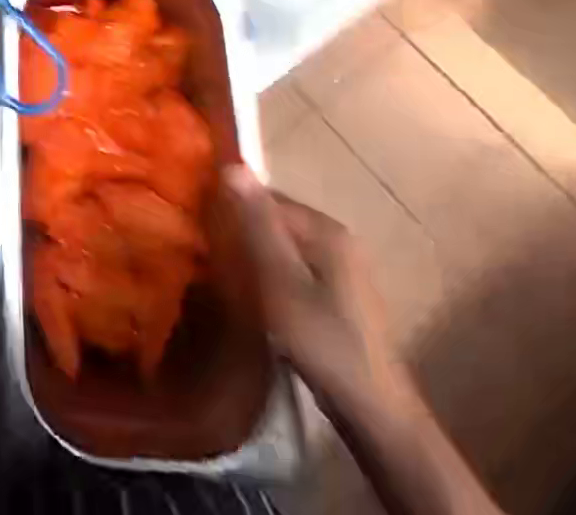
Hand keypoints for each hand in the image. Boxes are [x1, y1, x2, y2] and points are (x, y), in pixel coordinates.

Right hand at [227, 167, 404, 396]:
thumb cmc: (323, 341)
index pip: (267, 197)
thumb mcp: (281, 281)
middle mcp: (337, 237)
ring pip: (284, 244)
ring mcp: (342, 265)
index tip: (201, 229)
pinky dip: (272, 272)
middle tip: (209, 256)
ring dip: (256, 253)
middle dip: (244, 231)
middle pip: (277, 219)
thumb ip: (258, 225)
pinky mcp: (339, 291)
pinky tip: (256, 295)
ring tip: (226, 274)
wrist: (373, 409)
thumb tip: (233, 165)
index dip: (233, 208)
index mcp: (325, 228)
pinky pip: (294, 265)